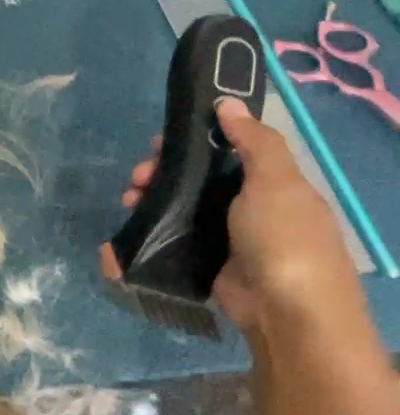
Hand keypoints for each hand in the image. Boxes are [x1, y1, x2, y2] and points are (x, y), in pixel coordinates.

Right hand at [112, 98, 363, 333]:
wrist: (287, 311)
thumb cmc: (286, 241)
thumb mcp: (277, 185)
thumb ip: (255, 144)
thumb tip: (227, 102)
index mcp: (271, 186)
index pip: (224, 153)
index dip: (191, 143)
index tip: (159, 144)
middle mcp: (247, 207)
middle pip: (193, 179)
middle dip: (159, 172)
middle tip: (137, 178)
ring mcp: (222, 235)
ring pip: (174, 205)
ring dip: (146, 197)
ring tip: (128, 203)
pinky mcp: (201, 258)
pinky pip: (167, 234)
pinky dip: (145, 227)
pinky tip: (129, 224)